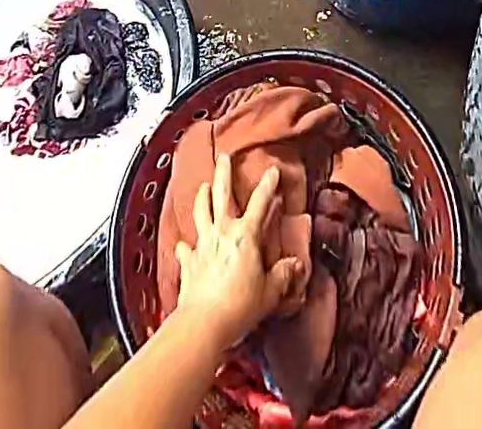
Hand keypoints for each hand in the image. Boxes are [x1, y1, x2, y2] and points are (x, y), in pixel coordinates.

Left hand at [173, 154, 306, 346]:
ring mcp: (202, 244)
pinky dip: (185, 245)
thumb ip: (283, 275)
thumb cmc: (239, 306)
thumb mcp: (270, 292)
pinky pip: (184, 248)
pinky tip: (184, 244)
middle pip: (220, 194)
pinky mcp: (188, 261)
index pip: (260, 203)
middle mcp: (222, 232)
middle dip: (223, 173)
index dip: (268, 185)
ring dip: (202, 196)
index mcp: (245, 235)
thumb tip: (297, 265)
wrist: (203, 323)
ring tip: (203, 186)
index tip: (273, 170)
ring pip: (200, 211)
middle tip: (223, 157)